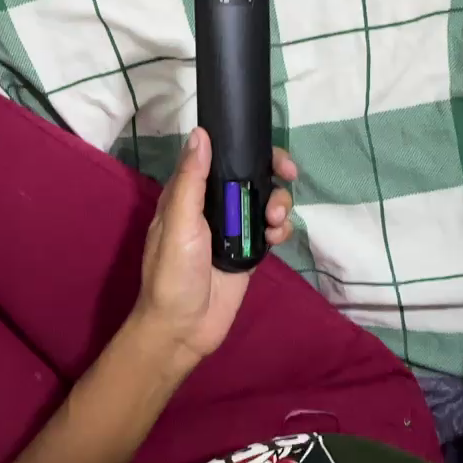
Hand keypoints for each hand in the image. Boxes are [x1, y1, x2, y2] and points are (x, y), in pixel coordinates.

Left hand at [126, 128, 297, 370]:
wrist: (184, 328)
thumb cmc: (173, 272)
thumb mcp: (179, 222)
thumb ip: (192, 179)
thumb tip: (201, 134)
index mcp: (188, 194)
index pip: (219, 159)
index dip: (246, 149)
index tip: (269, 152)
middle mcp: (212, 207)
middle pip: (250, 176)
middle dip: (273, 173)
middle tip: (289, 176)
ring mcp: (233, 229)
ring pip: (264, 201)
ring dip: (278, 203)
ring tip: (274, 221)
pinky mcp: (249, 252)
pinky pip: (271, 230)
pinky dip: (280, 229)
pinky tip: (276, 239)